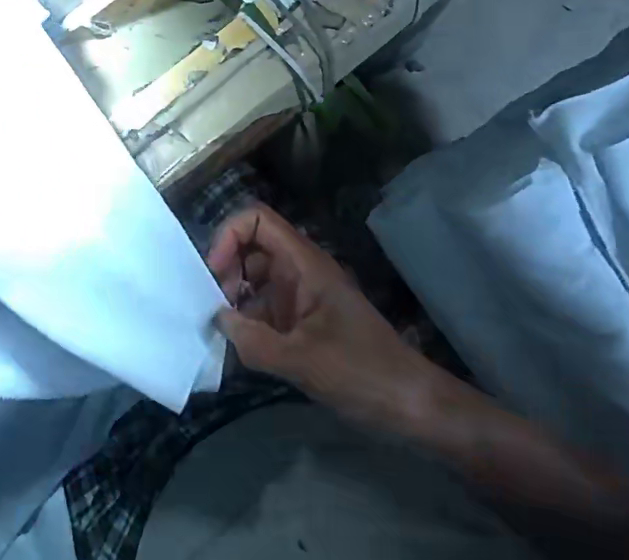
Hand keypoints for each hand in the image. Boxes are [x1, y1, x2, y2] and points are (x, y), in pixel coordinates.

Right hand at [207, 205, 434, 426]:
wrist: (414, 409)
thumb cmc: (364, 373)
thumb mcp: (304, 361)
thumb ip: (254, 342)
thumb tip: (218, 320)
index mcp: (305, 264)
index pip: (258, 220)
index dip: (229, 235)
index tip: (215, 273)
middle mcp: (300, 273)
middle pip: (250, 248)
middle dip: (225, 269)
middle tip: (214, 306)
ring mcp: (301, 299)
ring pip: (253, 280)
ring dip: (233, 298)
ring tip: (222, 331)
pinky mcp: (301, 325)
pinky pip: (263, 310)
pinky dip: (246, 323)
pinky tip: (238, 349)